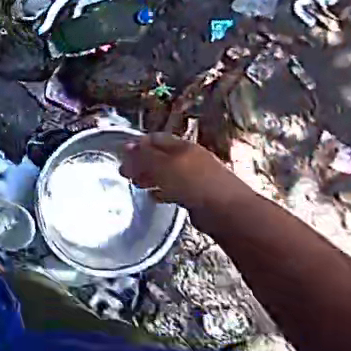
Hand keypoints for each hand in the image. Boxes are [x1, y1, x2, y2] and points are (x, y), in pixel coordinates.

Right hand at [118, 132, 246, 210]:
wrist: (227, 211)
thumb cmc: (193, 183)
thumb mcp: (163, 166)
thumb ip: (144, 157)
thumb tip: (126, 146)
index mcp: (181, 147)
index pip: (155, 139)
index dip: (138, 145)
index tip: (122, 155)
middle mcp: (189, 158)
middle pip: (160, 156)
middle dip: (142, 162)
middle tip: (125, 172)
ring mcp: (195, 176)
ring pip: (166, 173)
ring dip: (150, 177)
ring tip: (136, 184)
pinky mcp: (198, 195)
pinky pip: (174, 189)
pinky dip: (162, 191)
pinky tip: (154, 198)